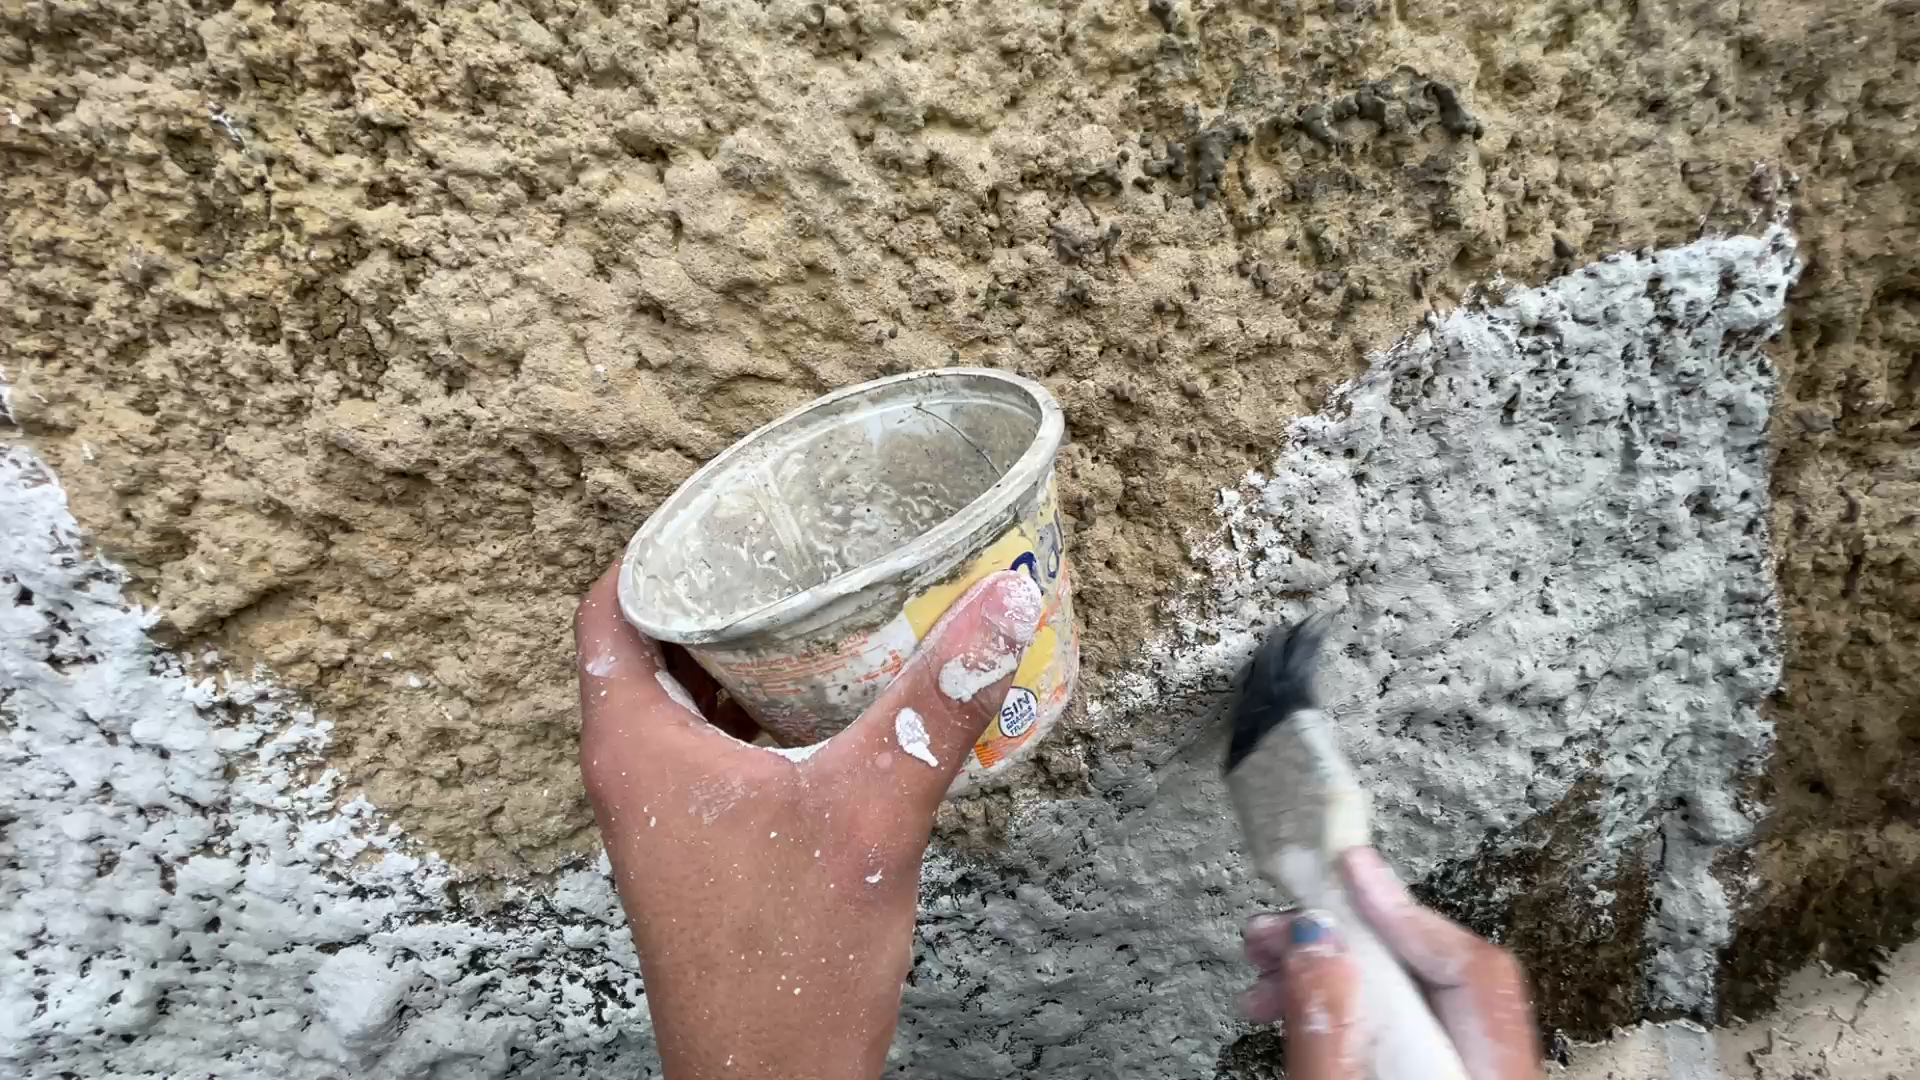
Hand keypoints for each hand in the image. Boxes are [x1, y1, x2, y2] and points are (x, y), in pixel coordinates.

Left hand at [576, 564, 1041, 1079]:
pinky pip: (723, 736)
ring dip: (741, 645)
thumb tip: (1004, 600)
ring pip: (691, 693)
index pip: (609, 613)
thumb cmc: (794, 962)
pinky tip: (829, 688)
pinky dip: (764, 697)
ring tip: (810, 597)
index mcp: (639, 747)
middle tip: (782, 540)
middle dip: (712, 586)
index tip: (717, 508)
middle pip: (652, 643)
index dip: (653, 549)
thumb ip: (939, 701)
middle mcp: (642, 771)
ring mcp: (673, 807)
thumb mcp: (876, 807)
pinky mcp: (711, 834)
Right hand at [1240, 848, 1540, 1079]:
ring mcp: (1455, 1073)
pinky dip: (1331, 999)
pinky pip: (1385, 1020)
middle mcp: (1484, 1071)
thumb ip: (1329, 1024)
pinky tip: (1282, 1000)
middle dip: (1339, 935)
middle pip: (1426, 970)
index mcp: (1488, 1078)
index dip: (1403, 908)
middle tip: (1277, 925)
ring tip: (1262, 964)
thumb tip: (1316, 935)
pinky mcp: (1421, 1073)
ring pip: (1398, 991)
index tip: (1345, 866)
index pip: (1472, 969)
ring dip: (1322, 963)